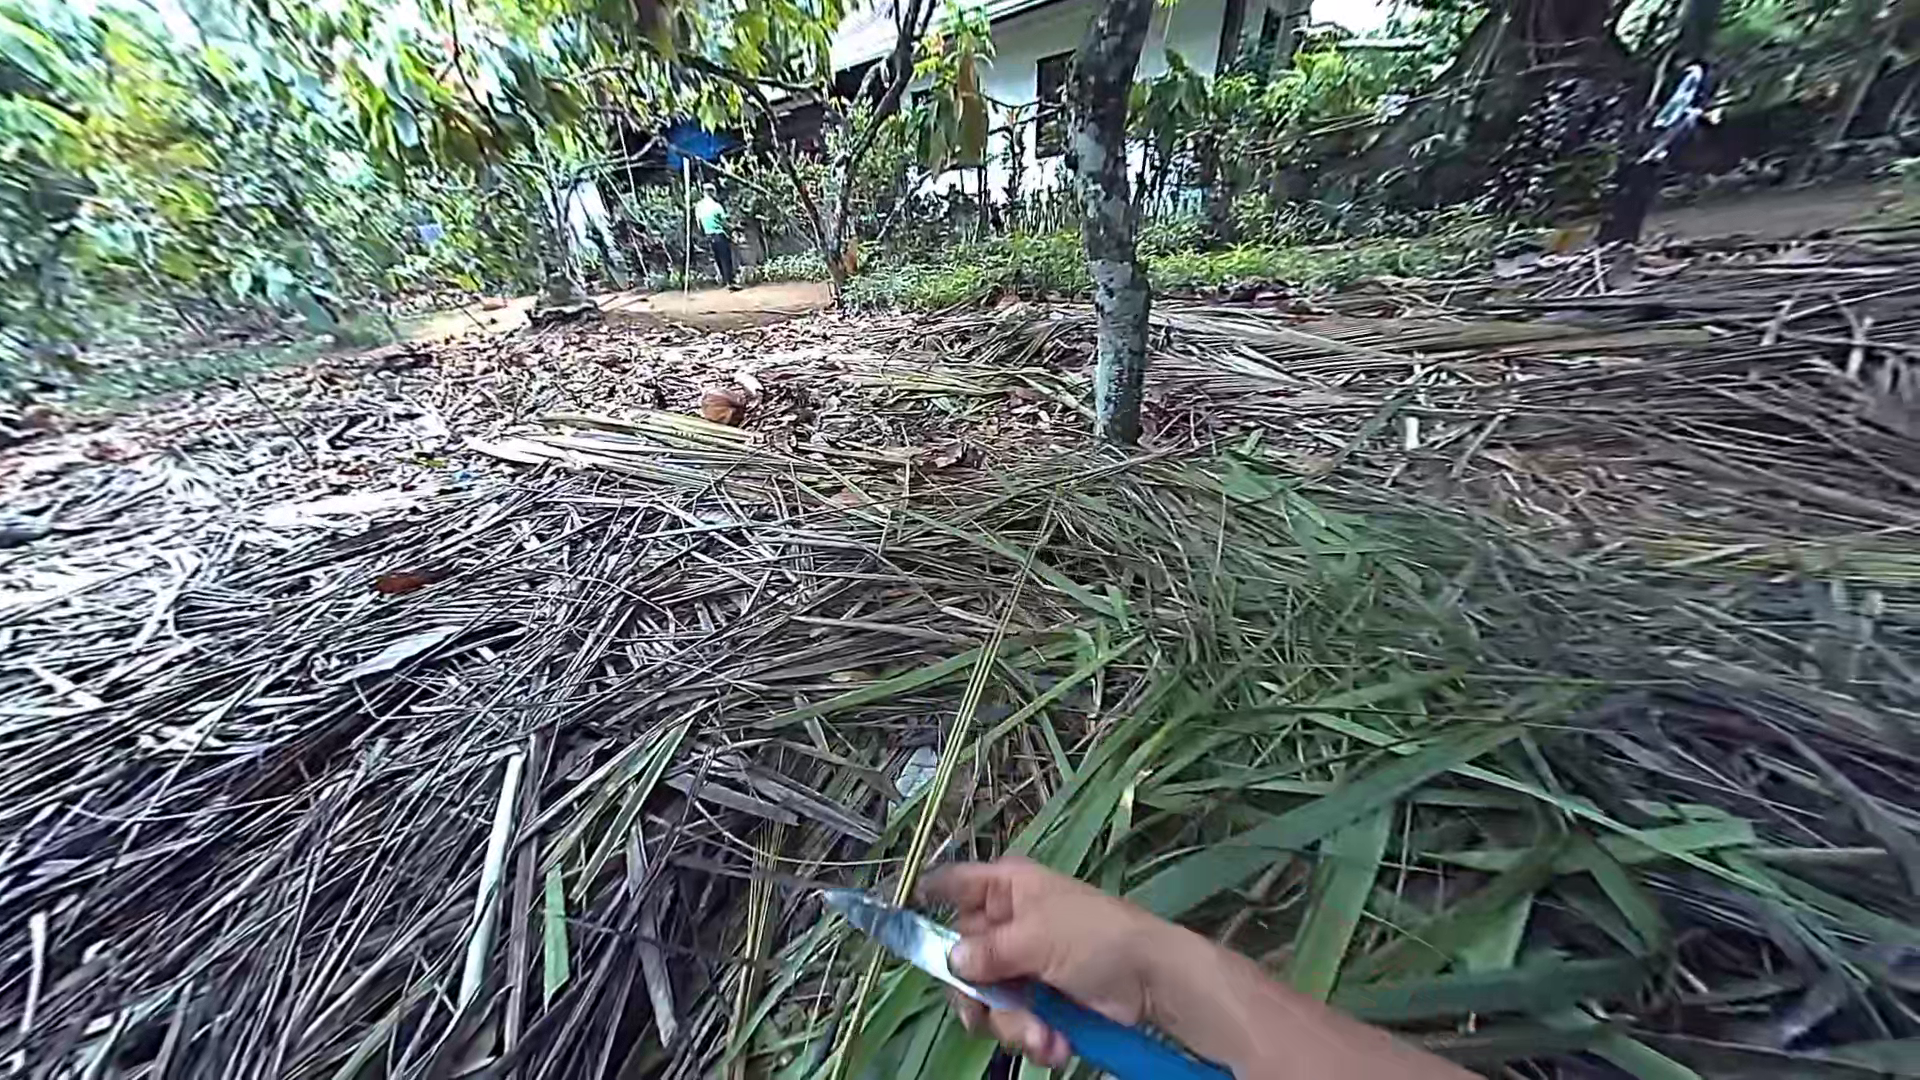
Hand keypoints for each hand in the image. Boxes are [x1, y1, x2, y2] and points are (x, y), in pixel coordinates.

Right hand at [919, 856, 1178, 1067]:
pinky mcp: (1037, 995)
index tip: (900, 925)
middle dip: (980, 994)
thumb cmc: (1093, 935)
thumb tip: (951, 961)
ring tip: (1045, 1034)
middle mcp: (1006, 919)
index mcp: (1006, 886)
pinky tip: (1057, 1043)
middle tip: (991, 1013)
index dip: (926, 898)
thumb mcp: (1039, 936)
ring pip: (985, 997)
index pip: (954, 883)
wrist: (1149, 978)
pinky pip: (1012, 1020)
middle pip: (961, 955)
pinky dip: (1032, 1036)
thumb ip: (990, 950)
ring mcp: (1020, 959)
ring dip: (1012, 1024)